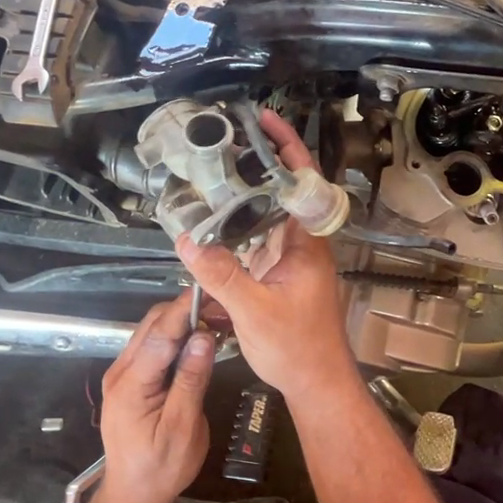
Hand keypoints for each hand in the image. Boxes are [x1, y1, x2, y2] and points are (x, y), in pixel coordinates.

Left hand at [96, 293, 215, 502]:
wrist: (134, 495)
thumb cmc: (160, 467)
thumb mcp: (182, 427)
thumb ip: (191, 380)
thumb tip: (204, 337)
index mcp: (131, 384)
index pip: (160, 333)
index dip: (186, 308)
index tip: (214, 290)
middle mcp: (121, 371)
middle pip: (153, 324)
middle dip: (186, 309)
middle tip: (223, 305)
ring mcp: (124, 374)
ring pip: (153, 331)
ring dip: (182, 320)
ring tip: (216, 317)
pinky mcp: (133, 378)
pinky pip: (154, 345)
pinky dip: (177, 335)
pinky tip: (200, 338)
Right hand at [177, 109, 355, 404]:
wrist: (316, 382)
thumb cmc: (297, 347)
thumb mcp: (254, 310)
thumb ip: (222, 275)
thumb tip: (187, 240)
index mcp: (308, 242)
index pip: (303, 180)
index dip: (287, 146)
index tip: (266, 120)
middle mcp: (304, 242)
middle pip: (285, 190)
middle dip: (260, 162)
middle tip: (228, 139)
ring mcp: (293, 257)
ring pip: (271, 214)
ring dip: (248, 193)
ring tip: (216, 170)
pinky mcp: (282, 273)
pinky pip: (261, 238)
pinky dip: (241, 225)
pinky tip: (216, 222)